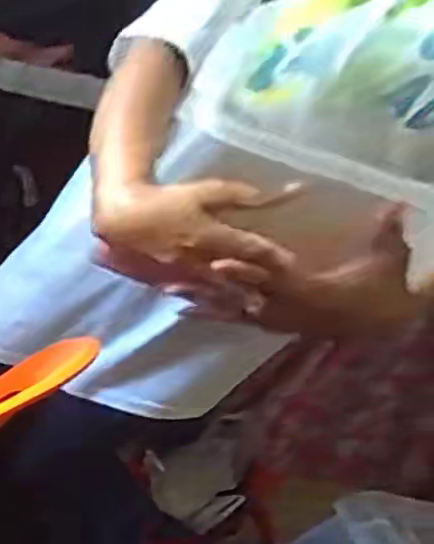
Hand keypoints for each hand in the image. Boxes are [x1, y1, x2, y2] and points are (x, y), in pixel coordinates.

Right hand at [93, 178, 298, 284]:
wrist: (117, 217)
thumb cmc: (166, 199)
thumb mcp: (212, 190)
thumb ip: (249, 196)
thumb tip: (296, 190)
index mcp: (209, 237)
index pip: (250, 250)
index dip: (272, 258)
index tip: (291, 266)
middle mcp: (191, 259)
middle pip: (226, 277)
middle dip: (246, 289)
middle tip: (265, 302)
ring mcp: (169, 270)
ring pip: (201, 288)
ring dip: (219, 298)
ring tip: (235, 308)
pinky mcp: (151, 276)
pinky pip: (176, 289)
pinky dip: (191, 297)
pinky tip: (198, 303)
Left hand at [193, 204, 429, 337]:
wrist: (376, 322)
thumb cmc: (380, 286)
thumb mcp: (387, 258)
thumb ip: (386, 232)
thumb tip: (395, 203)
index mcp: (301, 284)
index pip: (266, 273)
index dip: (241, 269)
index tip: (215, 264)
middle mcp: (275, 301)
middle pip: (234, 290)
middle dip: (204, 285)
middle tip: (172, 279)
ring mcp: (265, 314)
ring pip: (224, 304)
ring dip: (195, 298)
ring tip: (167, 290)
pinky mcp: (261, 323)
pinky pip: (227, 318)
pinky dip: (204, 314)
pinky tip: (180, 312)